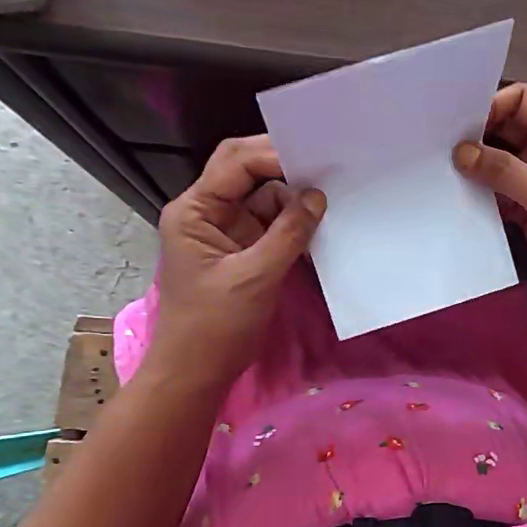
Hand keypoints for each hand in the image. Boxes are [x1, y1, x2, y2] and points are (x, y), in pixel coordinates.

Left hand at [147, 136, 325, 385]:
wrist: (196, 373)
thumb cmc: (214, 326)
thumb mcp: (254, 277)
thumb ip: (288, 233)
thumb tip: (318, 197)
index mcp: (195, 211)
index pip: (235, 164)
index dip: (273, 154)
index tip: (315, 157)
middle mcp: (208, 213)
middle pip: (248, 173)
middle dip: (284, 169)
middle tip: (326, 167)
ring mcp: (227, 232)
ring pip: (265, 199)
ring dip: (294, 199)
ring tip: (332, 197)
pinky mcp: (244, 251)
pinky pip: (272, 225)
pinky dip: (294, 224)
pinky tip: (320, 224)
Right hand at [453, 84, 526, 297]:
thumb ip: (505, 171)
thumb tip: (462, 153)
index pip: (524, 102)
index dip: (495, 105)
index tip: (465, 121)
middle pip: (505, 129)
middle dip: (478, 135)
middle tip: (444, 144)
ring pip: (496, 162)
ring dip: (476, 167)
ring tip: (443, 170)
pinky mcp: (523, 208)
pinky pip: (494, 193)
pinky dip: (478, 194)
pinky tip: (457, 197)